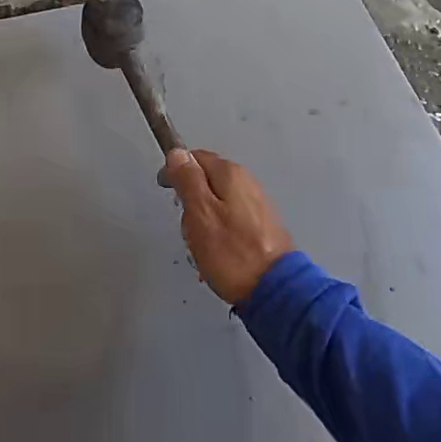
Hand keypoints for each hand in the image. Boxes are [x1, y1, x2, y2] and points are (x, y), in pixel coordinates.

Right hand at [163, 148, 294, 304]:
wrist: (275, 288)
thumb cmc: (231, 252)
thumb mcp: (200, 213)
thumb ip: (188, 180)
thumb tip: (177, 153)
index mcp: (230, 174)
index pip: (195, 158)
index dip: (176, 171)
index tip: (165, 189)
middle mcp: (246, 182)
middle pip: (206, 182)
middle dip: (191, 204)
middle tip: (188, 230)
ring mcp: (256, 204)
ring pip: (217, 205)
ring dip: (203, 224)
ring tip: (203, 250)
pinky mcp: (262, 226)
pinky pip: (230, 222)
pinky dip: (219, 236)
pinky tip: (218, 257)